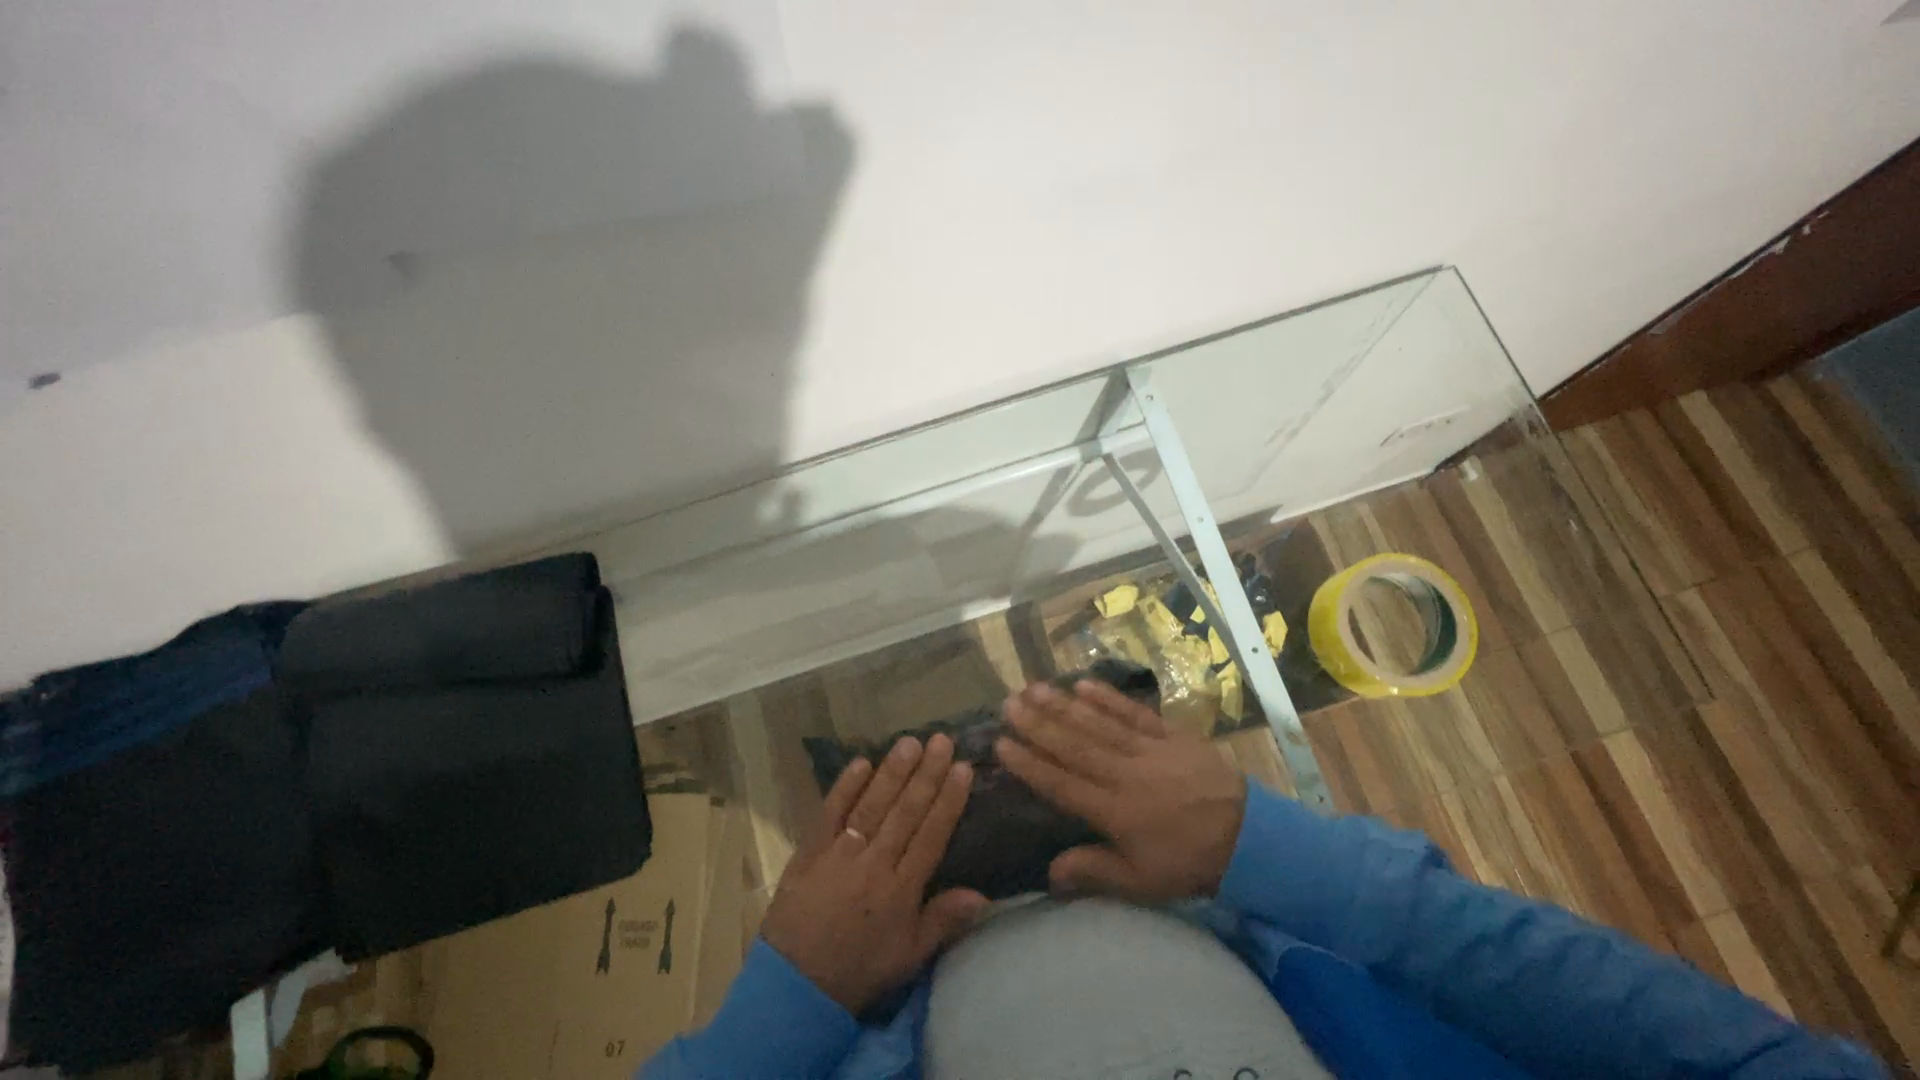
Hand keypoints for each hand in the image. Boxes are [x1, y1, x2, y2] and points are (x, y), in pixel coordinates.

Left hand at [760, 734, 988, 1013]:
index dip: (949, 799)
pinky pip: (829, 813)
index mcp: (901, 888)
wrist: (795, 987)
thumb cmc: (859, 970)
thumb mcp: (909, 956)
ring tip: (909, 743)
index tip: (963, 768)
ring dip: (892, 772)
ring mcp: (839, 853)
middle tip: (941, 739)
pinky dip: (844, 787)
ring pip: (871, 805)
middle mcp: (874, 863)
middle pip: (905, 811)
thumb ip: (944, 921)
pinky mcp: (809, 852)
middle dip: (926, 774)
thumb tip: (984, 895)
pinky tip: (860, 763)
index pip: (931, 834)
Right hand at [996, 680, 1247, 902]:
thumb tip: (1049, 873)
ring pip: (1099, 724)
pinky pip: (1135, 713)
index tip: (1001, 743)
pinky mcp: (1171, 735)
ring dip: (1064, 705)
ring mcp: (1149, 750)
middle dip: (1038, 724)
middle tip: (1008, 703)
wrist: (1249, 838)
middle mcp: (1126, 774)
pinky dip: (1109, 698)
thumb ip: (1094, 871)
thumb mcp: (1141, 881)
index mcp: (1115, 812)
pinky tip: (1084, 684)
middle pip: (1074, 746)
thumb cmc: (1188, 862)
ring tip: (1034, 688)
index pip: (1062, 784)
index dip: (1030, 764)